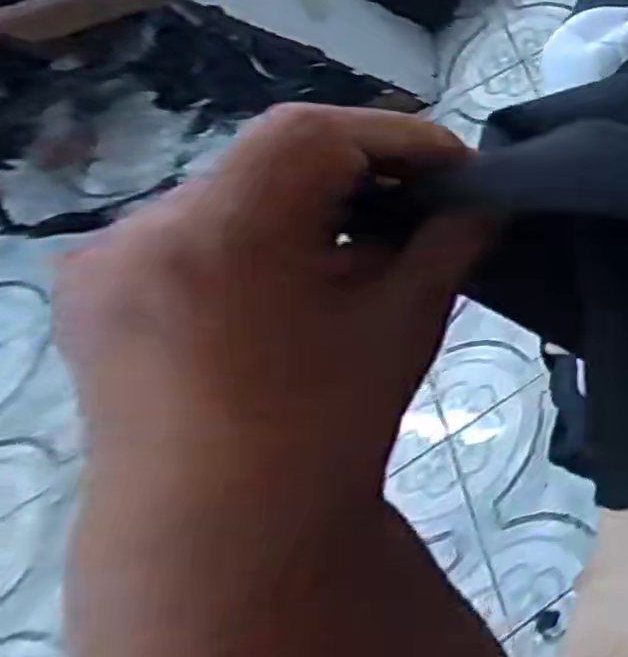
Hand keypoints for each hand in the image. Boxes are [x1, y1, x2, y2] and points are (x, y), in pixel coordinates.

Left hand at [54, 105, 493, 497]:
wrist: (222, 524)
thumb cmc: (330, 415)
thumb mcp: (410, 313)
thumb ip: (454, 237)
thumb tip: (490, 196)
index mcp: (220, 234)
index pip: (314, 132)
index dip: (400, 137)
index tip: (459, 172)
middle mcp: (144, 230)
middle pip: (276, 153)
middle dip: (370, 165)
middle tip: (433, 202)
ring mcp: (112, 259)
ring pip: (244, 184)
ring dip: (325, 194)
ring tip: (381, 237)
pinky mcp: (107, 289)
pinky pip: (208, 222)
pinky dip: (279, 224)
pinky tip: (319, 266)